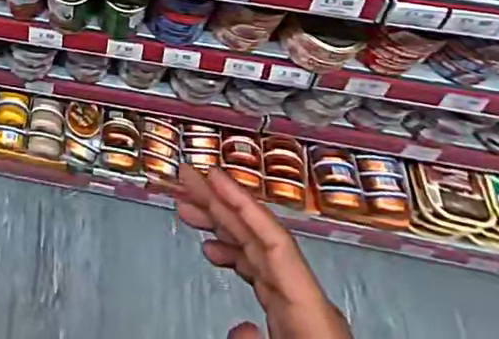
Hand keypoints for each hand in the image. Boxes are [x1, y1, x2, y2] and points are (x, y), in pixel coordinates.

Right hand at [174, 164, 353, 338]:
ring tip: (186, 208)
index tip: (212, 175)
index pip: (275, 244)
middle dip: (222, 204)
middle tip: (185, 178)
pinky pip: (260, 276)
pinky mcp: (294, 325)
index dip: (242, 204)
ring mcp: (301, 312)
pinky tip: (212, 250)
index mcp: (313, 314)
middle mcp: (307, 303)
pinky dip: (233, 256)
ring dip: (221, 226)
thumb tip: (239, 330)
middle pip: (262, 240)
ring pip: (257, 254)